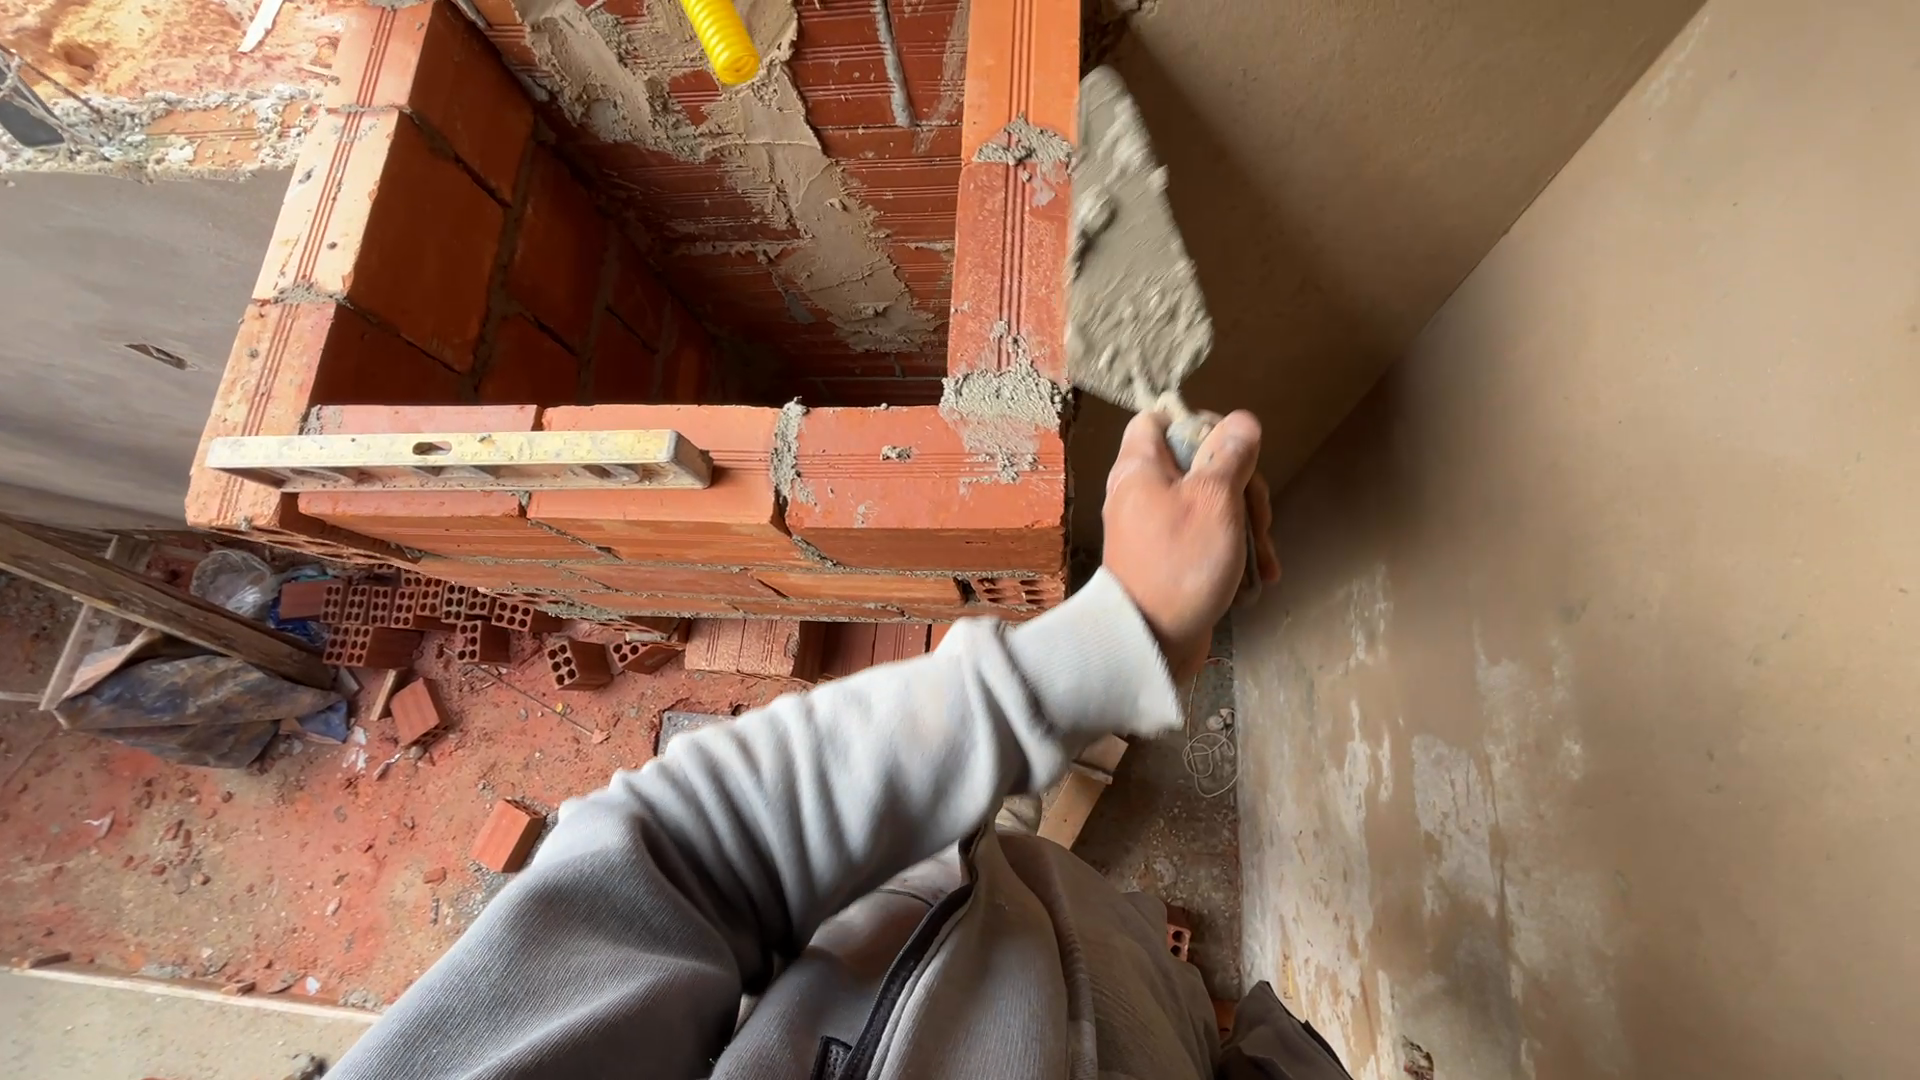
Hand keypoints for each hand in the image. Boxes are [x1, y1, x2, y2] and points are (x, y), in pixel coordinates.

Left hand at [1102, 409, 1280, 678]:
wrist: (1149, 640)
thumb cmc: (1180, 563)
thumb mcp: (1213, 499)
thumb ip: (1228, 455)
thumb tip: (1240, 420)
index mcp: (1139, 468)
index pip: (1156, 420)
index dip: (1195, 424)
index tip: (1230, 446)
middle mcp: (1141, 492)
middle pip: (1197, 463)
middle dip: (1240, 486)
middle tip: (1258, 517)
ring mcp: (1154, 526)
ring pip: (1209, 503)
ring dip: (1245, 524)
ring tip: (1264, 556)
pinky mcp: (1168, 557)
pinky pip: (1205, 537)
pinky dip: (1231, 549)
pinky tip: (1257, 574)